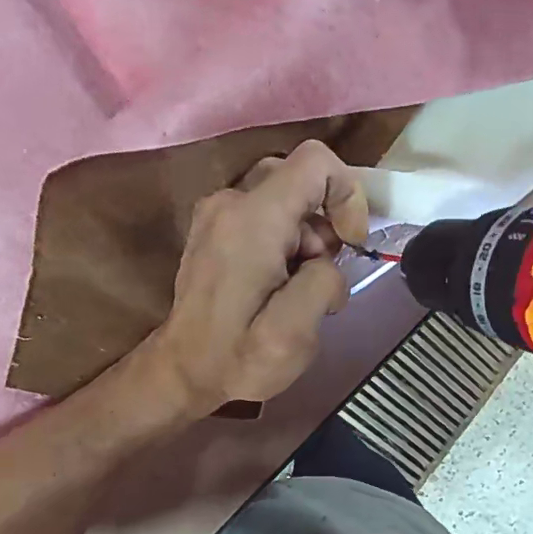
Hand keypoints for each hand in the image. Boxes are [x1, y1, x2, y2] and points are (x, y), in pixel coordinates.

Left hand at [138, 140, 370, 415]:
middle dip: (324, 225)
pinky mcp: (212, 226)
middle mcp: (229, 202)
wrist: (183, 371)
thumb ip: (323, 283)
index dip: (347, 193)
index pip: (315, 161)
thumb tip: (324, 264)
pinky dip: (284, 239)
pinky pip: (264, 212)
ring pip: (285, 198)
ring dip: (305, 237)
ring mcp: (216, 212)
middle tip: (318, 275)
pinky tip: (276, 281)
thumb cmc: (238, 358)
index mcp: (251, 221)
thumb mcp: (294, 335)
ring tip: (294, 288)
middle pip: (300, 179)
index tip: (350, 242)